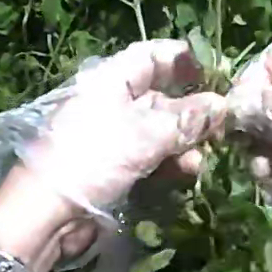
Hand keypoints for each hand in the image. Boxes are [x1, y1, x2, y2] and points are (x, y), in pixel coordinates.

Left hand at [0, 39, 225, 241]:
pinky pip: (151, 160)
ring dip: (185, 144)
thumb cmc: (92, 159)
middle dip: (192, 112)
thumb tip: (222, 105)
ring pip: (160, 134)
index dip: (184, 61)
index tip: (218, 74)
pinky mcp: (116, 171)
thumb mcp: (144, 133)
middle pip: (161, 98)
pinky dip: (170, 165)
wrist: (48, 214)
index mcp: (110, 81)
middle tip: (222, 127)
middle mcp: (112, 105)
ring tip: (200, 159)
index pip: (151, 57)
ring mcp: (114, 140)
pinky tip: (187, 174)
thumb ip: (186, 118)